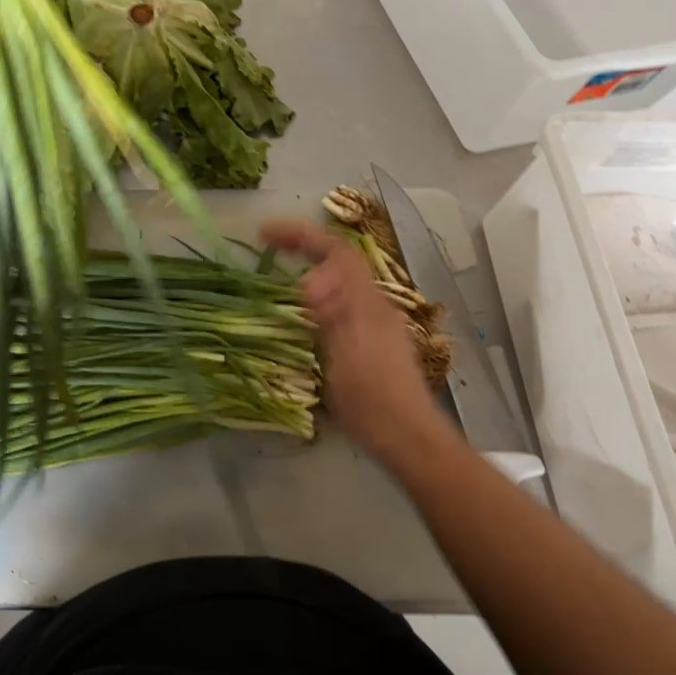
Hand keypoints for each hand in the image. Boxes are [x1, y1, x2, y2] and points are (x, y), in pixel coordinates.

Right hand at [262, 221, 445, 454]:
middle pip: (340, 261)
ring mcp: (377, 324)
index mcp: (367, 304)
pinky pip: (343, 303)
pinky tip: (303, 318)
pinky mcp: (375, 344)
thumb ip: (328, 316)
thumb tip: (308, 278)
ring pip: (342, 282)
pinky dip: (318, 297)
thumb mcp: (343, 358)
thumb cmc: (374, 402)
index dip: (301, 235)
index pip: (336, 251)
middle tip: (269, 249)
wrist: (411, 440)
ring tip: (280, 279)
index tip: (265, 235)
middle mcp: (374, 306)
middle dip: (304, 248)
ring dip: (311, 271)